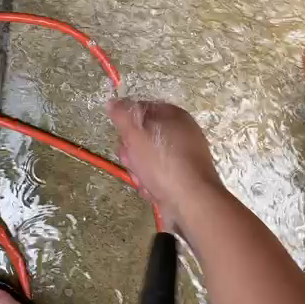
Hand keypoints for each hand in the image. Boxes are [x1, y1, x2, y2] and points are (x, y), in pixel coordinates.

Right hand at [106, 99, 223, 229]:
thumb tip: (113, 102)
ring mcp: (185, 157)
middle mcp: (183, 133)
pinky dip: (152, 183)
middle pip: (144, 136)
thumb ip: (122, 115)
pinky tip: (152, 190)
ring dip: (140, 170)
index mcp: (175, 116)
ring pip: (149, 159)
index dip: (128, 123)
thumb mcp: (136, 133)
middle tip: (131, 160)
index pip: (142, 109)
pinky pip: (160, 176)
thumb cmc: (163, 162)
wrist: (191, 201)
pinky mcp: (184, 179)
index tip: (123, 136)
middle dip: (132, 151)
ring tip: (143, 179)